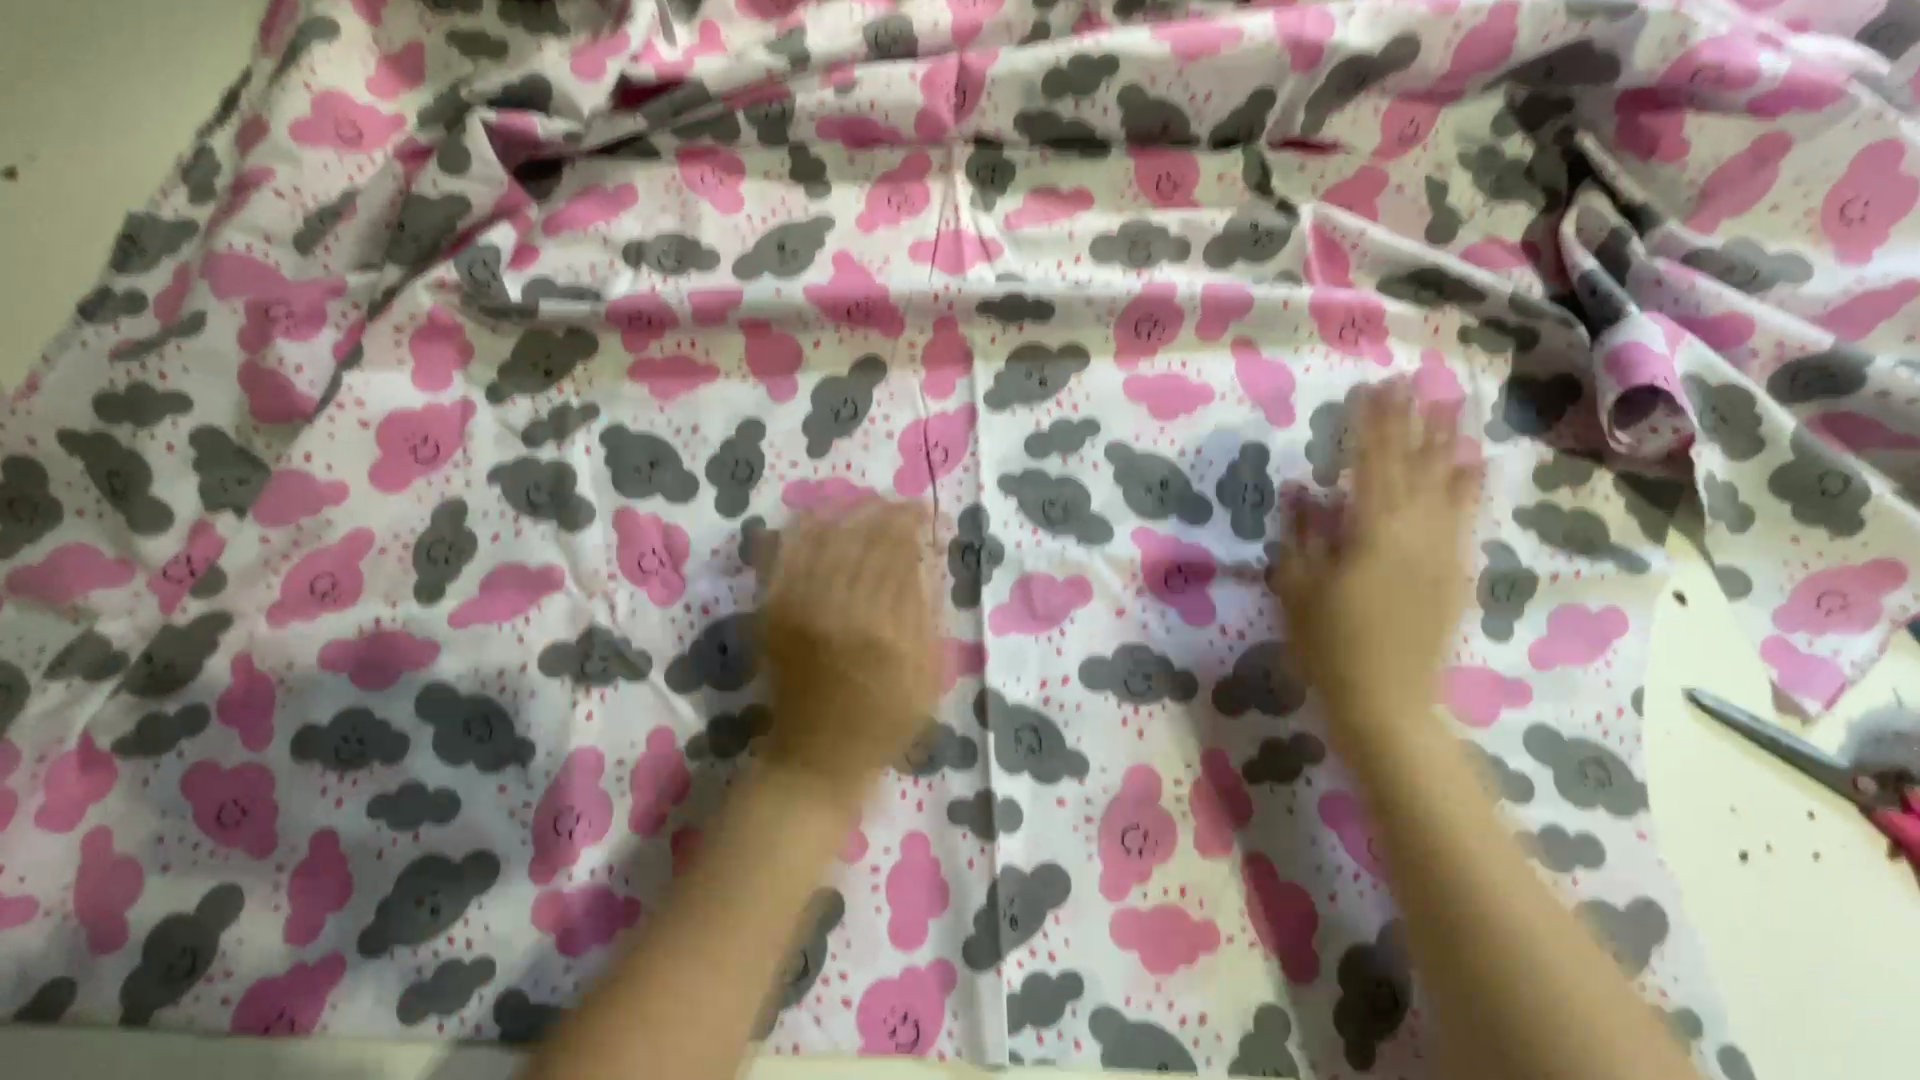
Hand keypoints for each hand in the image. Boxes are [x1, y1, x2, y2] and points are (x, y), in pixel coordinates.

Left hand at [758, 500, 939, 790]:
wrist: (817, 756)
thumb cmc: (884, 722)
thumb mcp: (927, 675)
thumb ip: (929, 614)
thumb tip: (928, 556)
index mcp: (888, 630)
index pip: (901, 555)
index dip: (914, 525)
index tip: (926, 513)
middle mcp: (842, 611)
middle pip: (865, 539)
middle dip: (887, 512)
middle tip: (902, 505)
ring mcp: (801, 608)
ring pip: (827, 538)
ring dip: (850, 513)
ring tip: (869, 504)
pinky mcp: (774, 611)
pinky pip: (786, 555)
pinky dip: (803, 528)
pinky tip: (820, 515)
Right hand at [1270, 382, 1479, 745]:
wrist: (1387, 700)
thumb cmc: (1329, 645)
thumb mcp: (1298, 588)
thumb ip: (1302, 533)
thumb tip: (1301, 488)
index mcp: (1370, 530)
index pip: (1369, 462)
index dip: (1369, 423)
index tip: (1370, 387)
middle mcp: (1414, 529)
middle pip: (1412, 462)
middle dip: (1409, 419)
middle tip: (1412, 378)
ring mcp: (1442, 548)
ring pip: (1446, 481)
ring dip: (1445, 439)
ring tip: (1450, 402)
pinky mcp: (1456, 570)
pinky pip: (1467, 514)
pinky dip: (1470, 483)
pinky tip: (1473, 461)